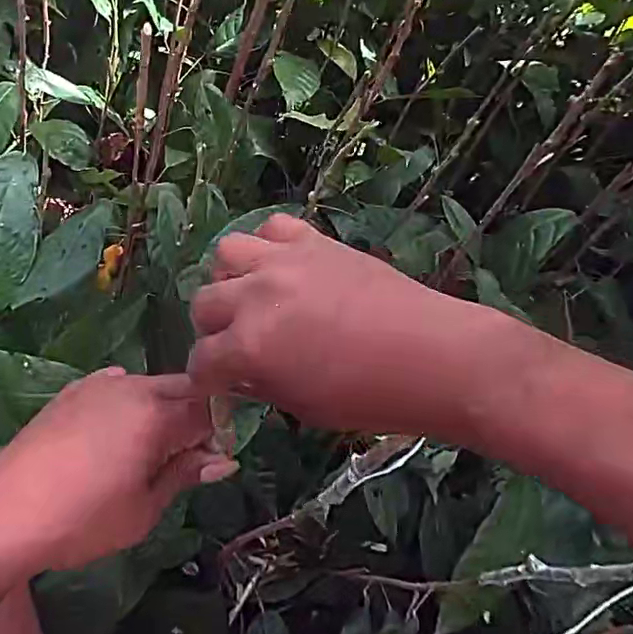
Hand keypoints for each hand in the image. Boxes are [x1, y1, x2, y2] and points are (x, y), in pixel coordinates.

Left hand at [0, 368, 233, 572]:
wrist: (1, 515)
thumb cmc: (81, 520)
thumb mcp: (143, 510)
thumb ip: (185, 475)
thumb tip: (225, 460)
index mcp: (157, 414)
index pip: (208, 410)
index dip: (218, 433)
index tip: (213, 459)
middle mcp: (134, 387)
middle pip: (184, 388)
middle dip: (195, 415)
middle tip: (185, 457)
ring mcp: (100, 384)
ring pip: (151, 385)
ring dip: (164, 408)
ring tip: (148, 449)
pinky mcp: (74, 390)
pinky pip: (118, 386)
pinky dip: (130, 402)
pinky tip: (116, 433)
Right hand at [185, 214, 540, 440]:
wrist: (432, 354)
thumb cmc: (369, 396)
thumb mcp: (303, 406)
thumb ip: (259, 384)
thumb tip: (237, 374)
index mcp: (249, 345)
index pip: (200, 361)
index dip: (205, 378)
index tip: (217, 383)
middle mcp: (255, 295)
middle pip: (203, 302)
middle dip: (214, 328)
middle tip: (239, 341)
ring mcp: (284, 260)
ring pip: (227, 253)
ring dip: (232, 278)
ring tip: (256, 295)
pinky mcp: (313, 240)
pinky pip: (273, 227)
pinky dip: (271, 245)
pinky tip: (287, 266)